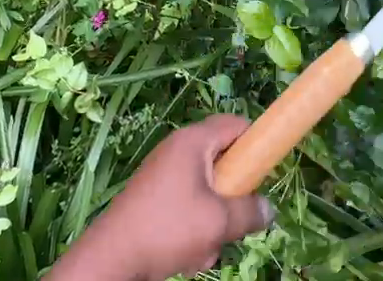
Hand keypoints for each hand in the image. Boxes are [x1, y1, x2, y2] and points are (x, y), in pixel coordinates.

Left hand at [48, 115, 273, 280]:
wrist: (113, 258)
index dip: (257, 143)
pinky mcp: (156, 198)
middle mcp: (178, 150)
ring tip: (205, 243)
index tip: (266, 172)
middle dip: (233, 194)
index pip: (235, 124)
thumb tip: (268, 208)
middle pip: (222, 161)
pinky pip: (189, 205)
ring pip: (207, 190)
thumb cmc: (168, 227)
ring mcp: (164, 174)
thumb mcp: (218, 221)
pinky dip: (194, 228)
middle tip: (234, 216)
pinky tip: (187, 253)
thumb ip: (249, 211)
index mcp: (192, 141)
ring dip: (214, 220)